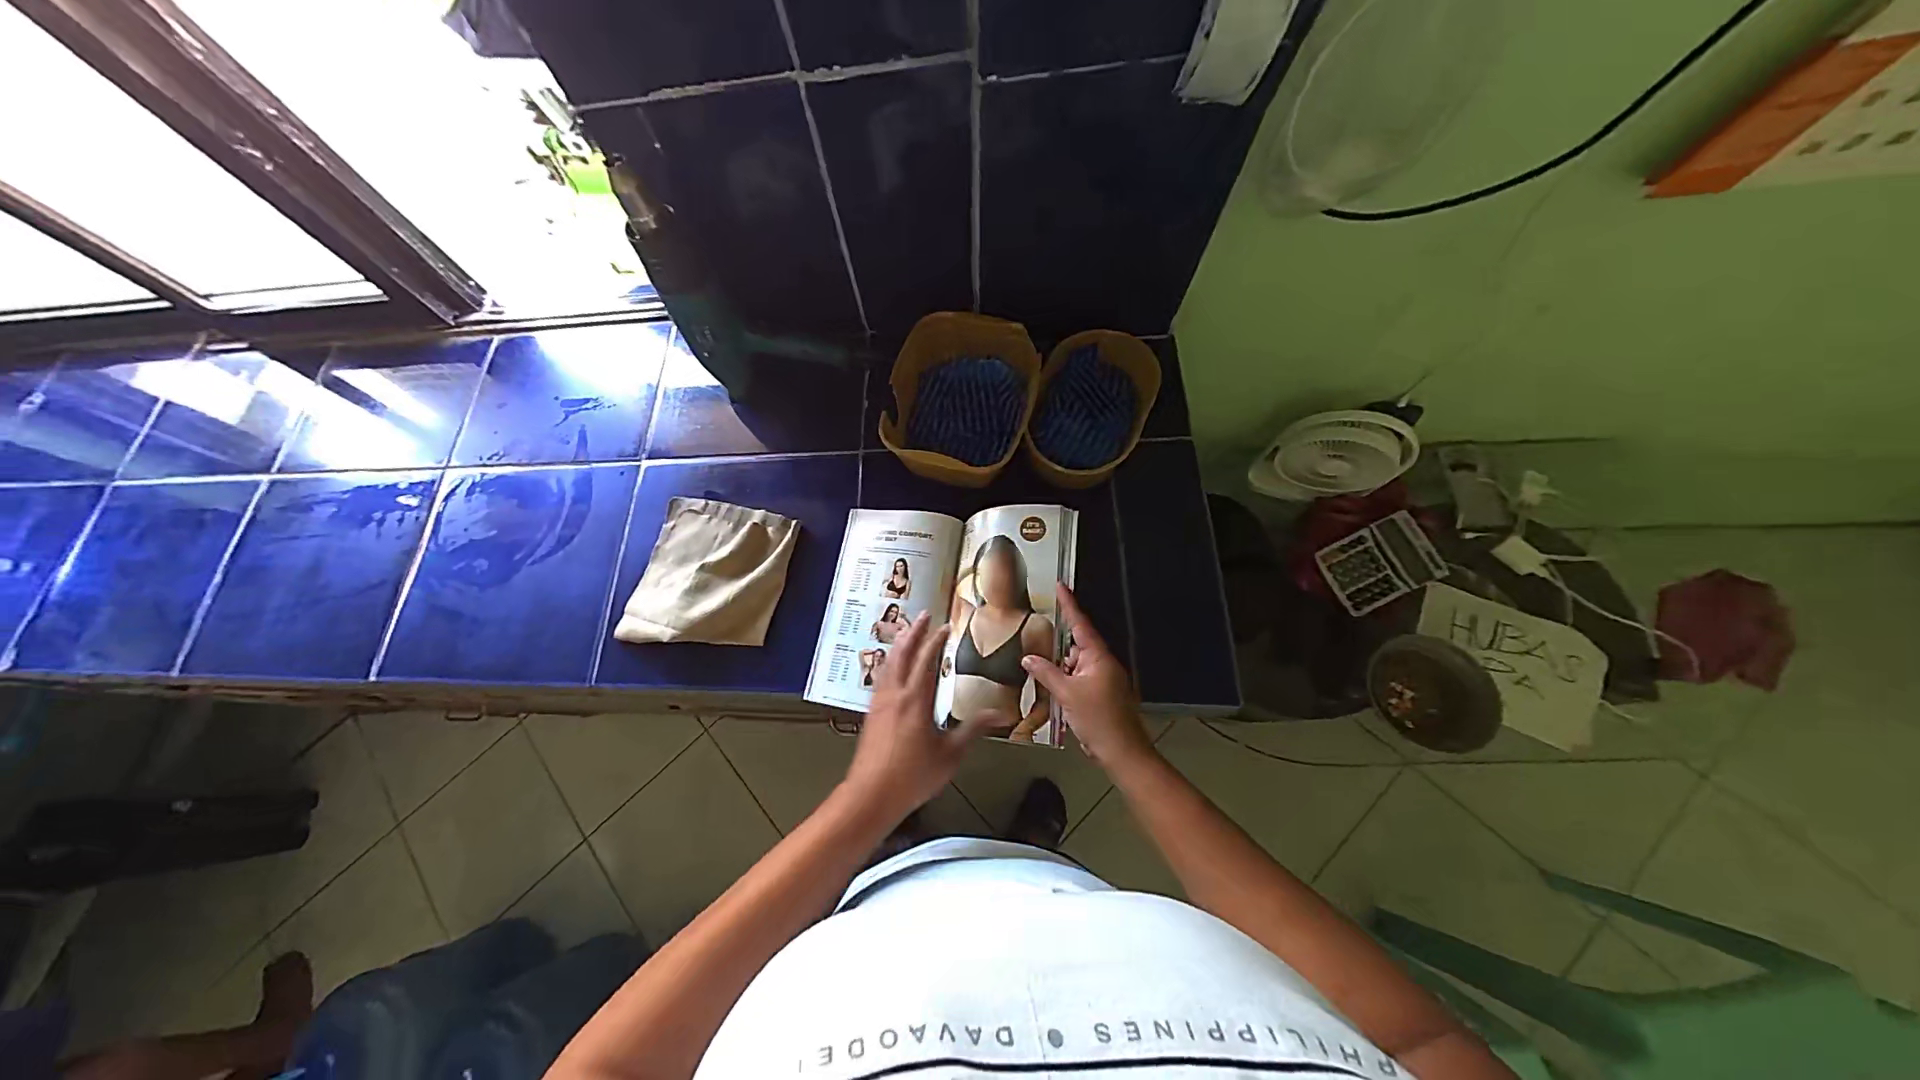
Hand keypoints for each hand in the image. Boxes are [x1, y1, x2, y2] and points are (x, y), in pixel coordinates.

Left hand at [844, 613, 995, 823]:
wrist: (870, 796)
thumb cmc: (911, 777)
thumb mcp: (950, 754)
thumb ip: (973, 730)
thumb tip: (999, 716)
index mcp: (915, 700)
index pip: (926, 659)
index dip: (936, 640)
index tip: (946, 627)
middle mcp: (894, 695)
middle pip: (902, 654)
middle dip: (914, 632)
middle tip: (923, 616)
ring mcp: (879, 703)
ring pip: (888, 664)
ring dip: (899, 645)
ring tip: (907, 634)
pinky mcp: (871, 714)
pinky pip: (880, 678)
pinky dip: (889, 663)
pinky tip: (891, 669)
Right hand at [1021, 585, 1153, 770]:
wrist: (1121, 752)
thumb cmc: (1100, 721)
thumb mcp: (1066, 694)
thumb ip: (1045, 672)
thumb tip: (1029, 658)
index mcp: (1098, 657)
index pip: (1081, 624)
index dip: (1069, 604)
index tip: (1062, 586)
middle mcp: (1103, 664)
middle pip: (1074, 648)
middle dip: (1057, 655)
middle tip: (1039, 658)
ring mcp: (1104, 679)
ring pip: (1074, 667)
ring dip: (1061, 676)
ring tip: (1052, 690)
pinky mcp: (1101, 694)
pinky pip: (1079, 682)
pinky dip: (1067, 687)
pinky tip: (1059, 701)